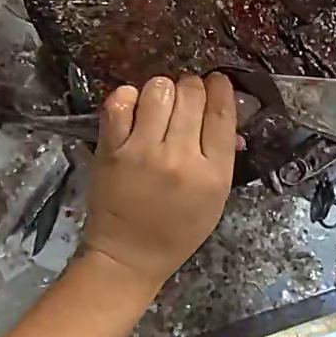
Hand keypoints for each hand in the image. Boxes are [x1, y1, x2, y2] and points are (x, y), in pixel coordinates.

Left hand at [80, 73, 237, 290]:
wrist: (129, 254)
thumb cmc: (179, 228)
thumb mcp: (216, 196)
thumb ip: (222, 153)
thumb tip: (225, 110)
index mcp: (212, 173)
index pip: (221, 113)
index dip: (220, 88)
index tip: (217, 82)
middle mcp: (179, 157)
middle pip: (191, 94)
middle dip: (193, 87)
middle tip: (189, 97)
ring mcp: (141, 152)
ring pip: (158, 90)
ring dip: (163, 89)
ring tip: (161, 103)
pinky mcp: (110, 150)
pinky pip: (120, 103)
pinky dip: (129, 97)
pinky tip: (135, 107)